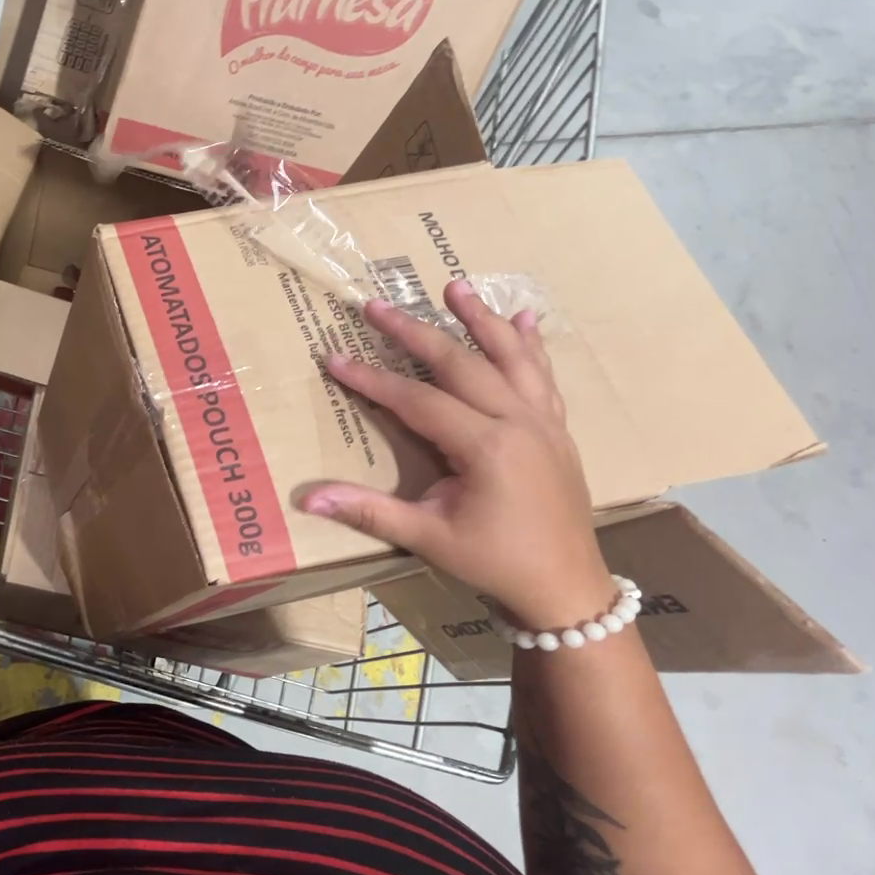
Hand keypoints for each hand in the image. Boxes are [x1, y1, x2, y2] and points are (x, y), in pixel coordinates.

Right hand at [298, 280, 612, 628]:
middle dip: (415, 331)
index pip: (417, 399)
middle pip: (461, 363)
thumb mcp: (427, 537)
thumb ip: (368, 511)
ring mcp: (543, 423)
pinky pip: (542, 377)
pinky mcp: (555, 431)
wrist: (566, 588)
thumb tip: (307, 496)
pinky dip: (530, 346)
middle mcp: (519, 423)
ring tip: (456, 286)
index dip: (371, 378)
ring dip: (480, 320)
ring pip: (510, 358)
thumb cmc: (494, 562)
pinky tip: (524, 320)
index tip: (334, 358)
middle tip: (377, 304)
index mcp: (487, 446)